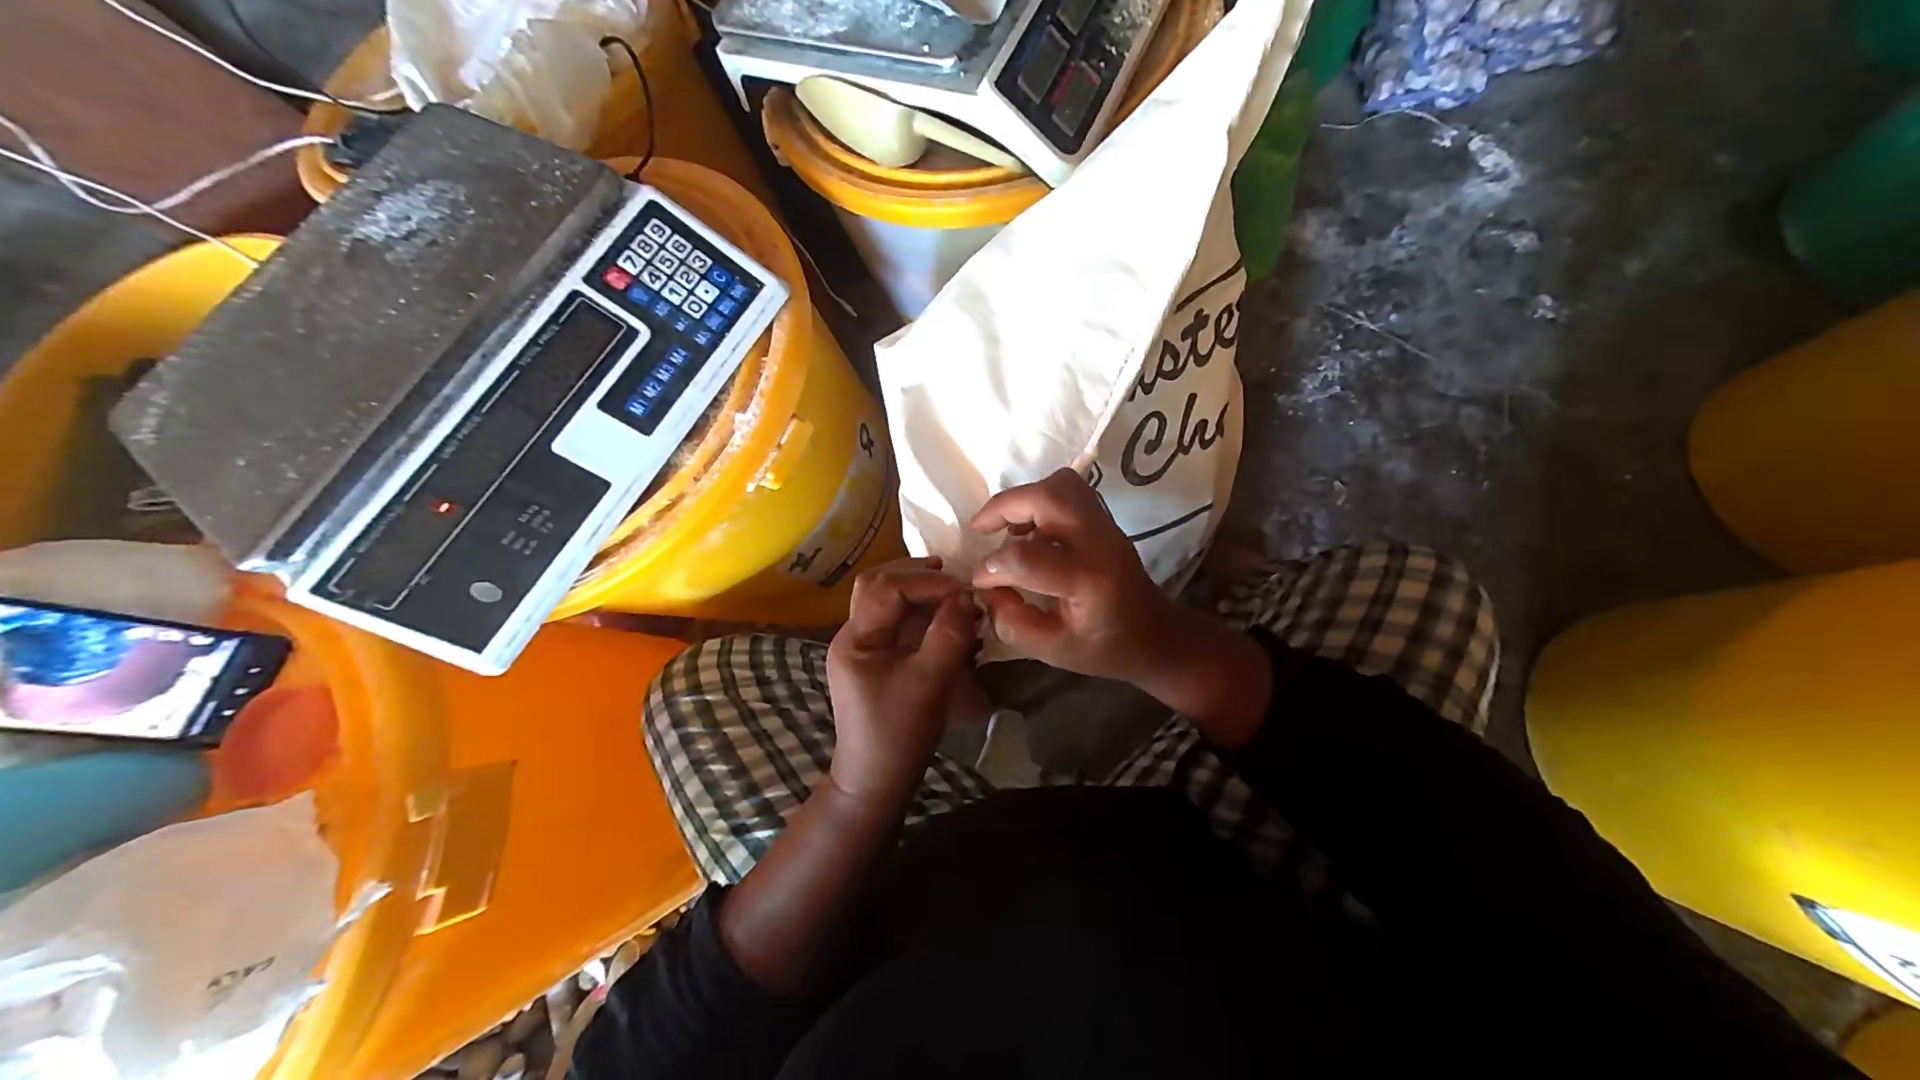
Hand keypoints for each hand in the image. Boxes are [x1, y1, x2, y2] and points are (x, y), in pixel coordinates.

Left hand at [826, 557, 979, 805]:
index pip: (886, 587)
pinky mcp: (876, 660)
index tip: (964, 590)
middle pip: (878, 584)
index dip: (927, 582)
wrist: (876, 781)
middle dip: (916, 575)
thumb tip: (969, 597)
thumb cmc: (899, 734)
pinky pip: (894, 621)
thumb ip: (949, 636)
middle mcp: (853, 635)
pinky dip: (918, 610)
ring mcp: (862, 647)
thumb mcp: (930, 682)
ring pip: (885, 600)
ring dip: (917, 589)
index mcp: (856, 638)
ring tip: (950, 589)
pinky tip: (943, 614)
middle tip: (953, 574)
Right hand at [968, 469, 1270, 744]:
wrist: (1155, 634)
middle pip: (1050, 496)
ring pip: (1061, 484)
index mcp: (1089, 581)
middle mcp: (1100, 543)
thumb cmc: (1105, 647)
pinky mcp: (1104, 519)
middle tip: (980, 528)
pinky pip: (1069, 490)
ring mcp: (1106, 526)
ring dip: (1024, 498)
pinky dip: (1040, 499)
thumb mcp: (1052, 651)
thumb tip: (985, 590)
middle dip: (1006, 506)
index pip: (1027, 558)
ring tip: (1005, 526)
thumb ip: (1011, 623)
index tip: (980, 582)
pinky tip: (1028, 527)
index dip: (992, 568)